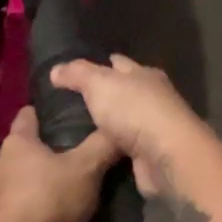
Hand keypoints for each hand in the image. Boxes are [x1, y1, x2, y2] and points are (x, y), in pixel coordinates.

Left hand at [0, 106, 119, 221]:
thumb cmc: (45, 202)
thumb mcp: (86, 170)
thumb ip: (103, 146)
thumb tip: (117, 126)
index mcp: (16, 144)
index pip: (27, 116)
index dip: (42, 113)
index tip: (60, 114)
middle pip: (20, 153)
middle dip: (41, 156)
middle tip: (70, 160)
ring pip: (13, 185)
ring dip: (31, 188)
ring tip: (58, 195)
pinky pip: (10, 215)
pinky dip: (25, 216)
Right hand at [48, 55, 209, 198]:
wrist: (165, 158)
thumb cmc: (134, 111)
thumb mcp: (100, 83)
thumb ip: (77, 73)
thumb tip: (55, 69)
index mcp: (144, 75)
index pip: (118, 64)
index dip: (100, 63)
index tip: (75, 71)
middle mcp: (151, 98)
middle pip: (122, 92)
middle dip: (100, 95)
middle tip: (66, 102)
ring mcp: (150, 128)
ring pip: (121, 121)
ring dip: (103, 124)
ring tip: (70, 127)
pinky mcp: (147, 155)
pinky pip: (121, 146)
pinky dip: (108, 147)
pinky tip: (88, 149)